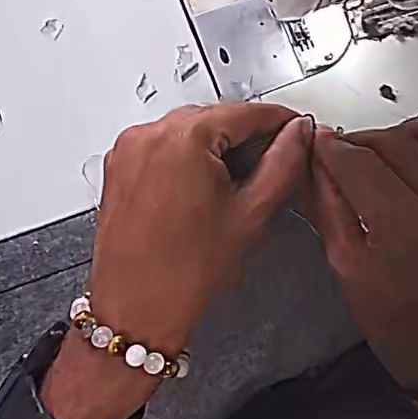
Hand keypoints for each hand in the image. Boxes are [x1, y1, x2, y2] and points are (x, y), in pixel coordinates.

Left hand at [88, 101, 315, 354]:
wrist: (137, 308)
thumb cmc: (182, 273)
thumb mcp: (251, 213)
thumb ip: (284, 164)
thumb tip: (297, 134)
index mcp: (183, 138)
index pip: (245, 111)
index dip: (279, 119)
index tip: (295, 127)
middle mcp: (149, 135)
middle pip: (215, 117)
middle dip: (247, 135)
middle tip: (275, 160)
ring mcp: (129, 150)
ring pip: (188, 130)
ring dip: (217, 146)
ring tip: (236, 184)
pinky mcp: (119, 166)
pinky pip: (163, 146)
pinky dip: (187, 157)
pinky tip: (203, 189)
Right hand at [305, 114, 417, 394]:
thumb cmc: (401, 325)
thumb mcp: (346, 268)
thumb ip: (328, 206)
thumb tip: (315, 162)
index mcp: (406, 232)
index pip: (358, 162)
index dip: (330, 149)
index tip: (321, 146)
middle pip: (395, 141)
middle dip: (360, 144)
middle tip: (346, 158)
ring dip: (405, 135)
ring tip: (388, 157)